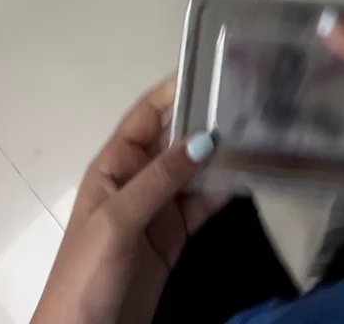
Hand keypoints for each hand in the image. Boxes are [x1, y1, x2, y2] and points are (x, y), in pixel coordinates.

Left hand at [32, 78, 225, 323]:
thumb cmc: (87, 274)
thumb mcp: (119, 221)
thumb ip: (161, 179)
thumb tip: (205, 137)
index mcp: (114, 165)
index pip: (147, 114)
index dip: (175, 90)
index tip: (211, 69)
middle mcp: (137, 178)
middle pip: (174, 138)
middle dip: (205, 119)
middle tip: (247, 99)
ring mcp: (157, 208)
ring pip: (193, 169)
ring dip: (219, 154)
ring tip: (257, 132)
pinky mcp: (174, 237)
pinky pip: (202, 203)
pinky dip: (223, 190)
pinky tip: (249, 176)